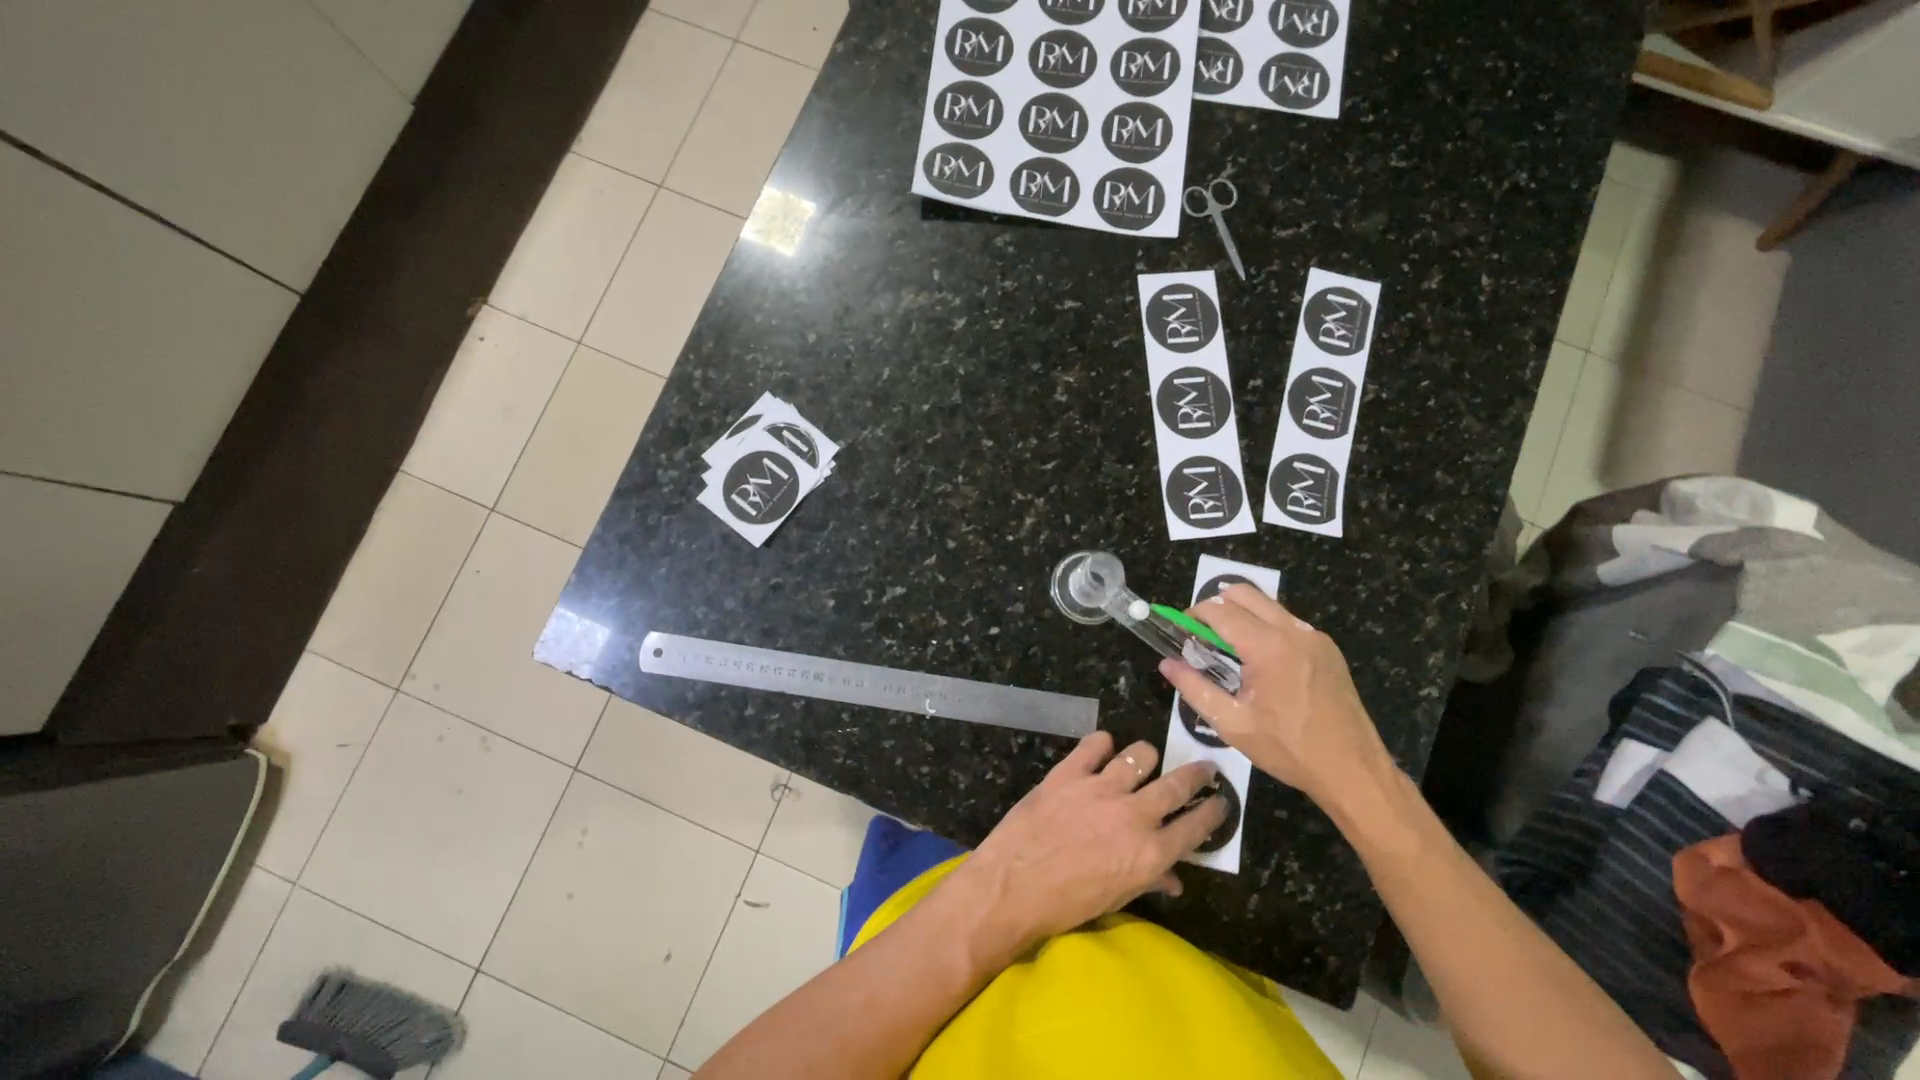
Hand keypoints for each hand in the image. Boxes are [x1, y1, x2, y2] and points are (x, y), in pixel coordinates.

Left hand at [953, 731, 1226, 952]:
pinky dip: (1101, 744)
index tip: (1220, 801)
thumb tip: (1174, 880)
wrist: (1012, 889)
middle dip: (1198, 774)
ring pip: (1140, 755)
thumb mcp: (1116, 898)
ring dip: (1146, 757)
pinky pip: (1094, 745)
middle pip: (1178, 784)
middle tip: (1205, 768)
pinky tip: (1101, 749)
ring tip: (1144, 760)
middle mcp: (1134, 815)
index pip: (1196, 825)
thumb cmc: (1067, 904)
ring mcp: (1100, 789)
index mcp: (1151, 852)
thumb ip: (1149, 880)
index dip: (1213, 811)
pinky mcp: (1068, 773)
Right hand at [1159, 585, 1393, 808]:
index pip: (1220, 610)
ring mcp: (1315, 638)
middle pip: (1245, 593)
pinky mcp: (1328, 649)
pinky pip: (1288, 623)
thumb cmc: (1288, 750)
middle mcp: (1293, 632)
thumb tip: (1167, 664)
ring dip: (1242, 615)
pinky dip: (1266, 628)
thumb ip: (1194, 688)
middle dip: (1216, 605)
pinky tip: (1261, 663)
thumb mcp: (1232, 724)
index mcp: (1267, 647)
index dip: (1193, 614)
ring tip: (1228, 650)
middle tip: (1201, 635)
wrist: (1352, 769)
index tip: (1180, 630)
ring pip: (1268, 605)